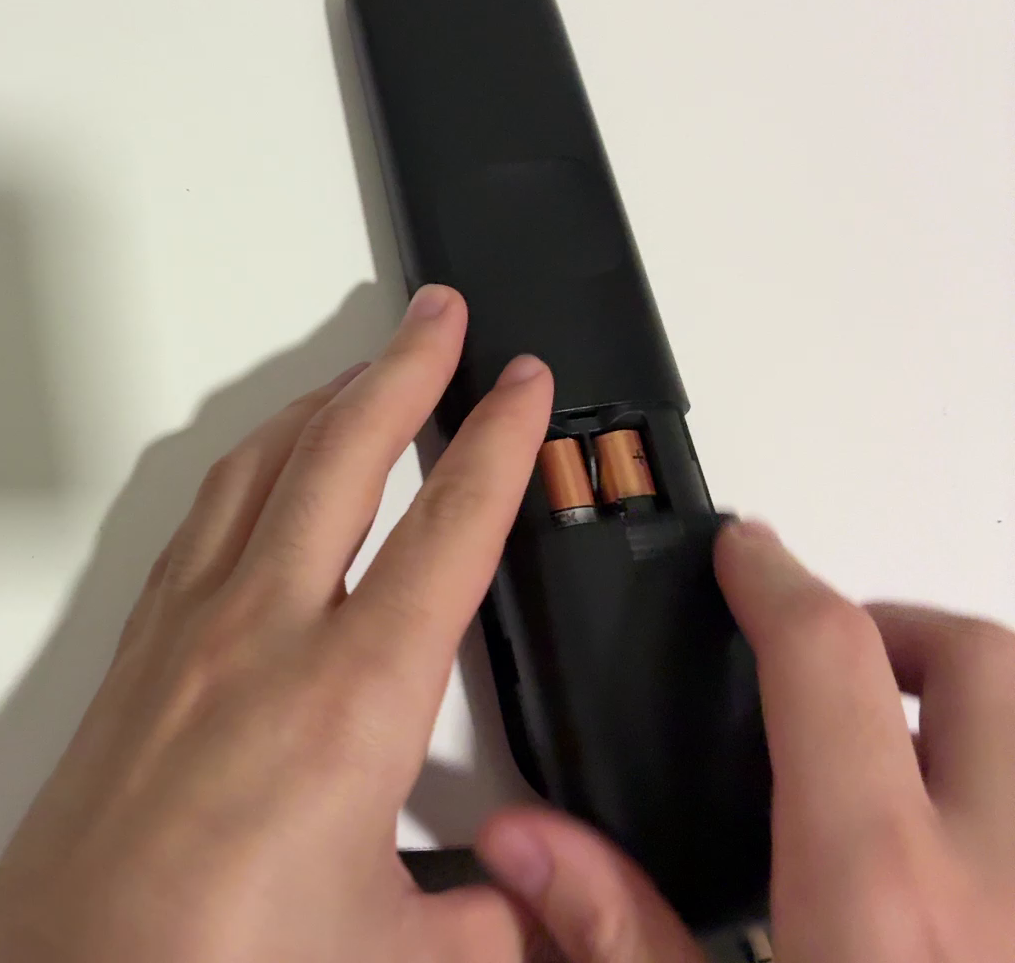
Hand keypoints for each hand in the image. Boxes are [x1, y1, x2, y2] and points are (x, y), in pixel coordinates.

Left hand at [0, 285, 553, 961]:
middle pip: (343, 455)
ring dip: (314, 405)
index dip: (495, 441)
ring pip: (259, 467)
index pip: (448, 526)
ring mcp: (192, 618)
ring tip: (354, 371)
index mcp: (352, 694)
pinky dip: (243, 465)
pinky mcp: (145, 632)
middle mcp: (264, 629)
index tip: (518, 384)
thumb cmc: (211, 956)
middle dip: (400, 370)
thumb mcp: (396, 950)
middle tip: (434, 317)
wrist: (76, 962)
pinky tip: (261, 461)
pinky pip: (201, 515)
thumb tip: (521, 901)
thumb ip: (488, 918)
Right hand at [476, 522, 1014, 960]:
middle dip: (901, 629)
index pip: (831, 671)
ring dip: (984, 701)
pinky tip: (966, 829)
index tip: (745, 550)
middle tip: (827, 655)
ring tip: (905, 736)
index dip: (777, 582)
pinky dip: (1014, 781)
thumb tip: (512, 836)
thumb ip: (614, 931)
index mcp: (886, 891)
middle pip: (994, 669)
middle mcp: (1014, 884)